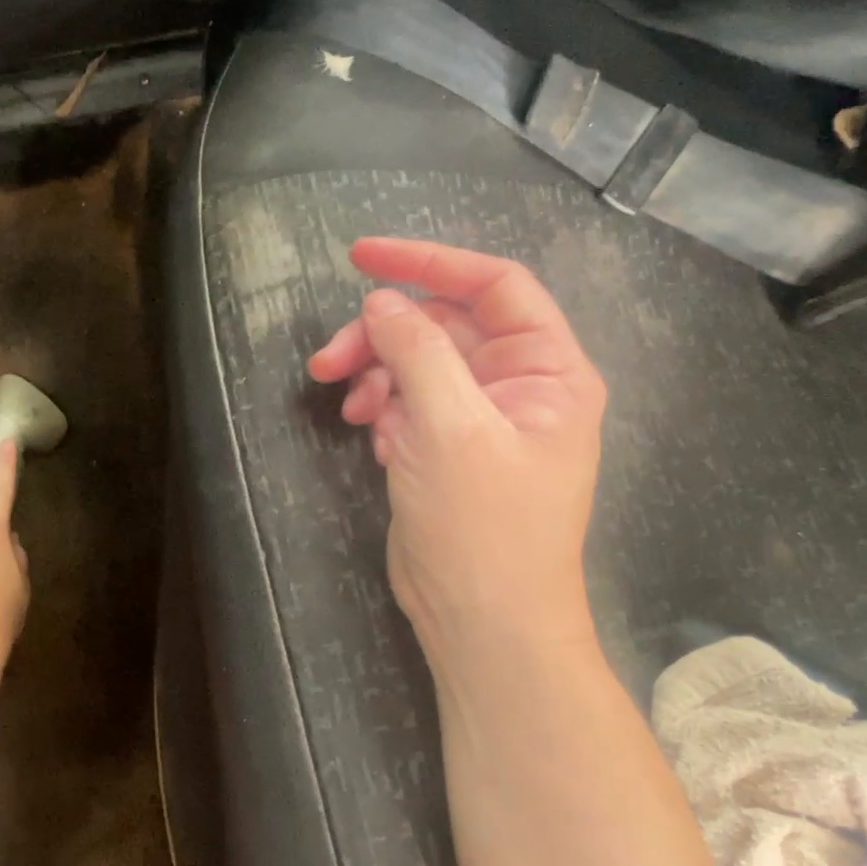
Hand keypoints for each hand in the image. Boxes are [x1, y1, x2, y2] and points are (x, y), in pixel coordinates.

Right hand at [305, 239, 606, 660]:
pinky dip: (379, 406)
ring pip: (413, 361)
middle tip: (326, 361)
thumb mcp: (449, 428)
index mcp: (546, 371)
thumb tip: (379, 301)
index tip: (360, 255)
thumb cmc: (484, 524)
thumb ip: (416, 353)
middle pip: (440, 325)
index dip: (429, 261)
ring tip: (344, 405)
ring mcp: (478, 415)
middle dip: (380, 336)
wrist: (481, 617)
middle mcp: (517, 384)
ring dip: (372, 373)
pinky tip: (370, 435)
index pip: (494, 285)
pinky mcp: (444, 443)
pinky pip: (404, 398)